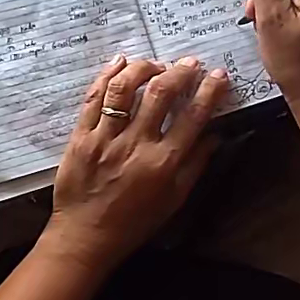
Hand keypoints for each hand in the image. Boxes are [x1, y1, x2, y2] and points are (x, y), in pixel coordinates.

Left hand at [42, 54, 227, 269]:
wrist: (85, 236)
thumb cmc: (135, 222)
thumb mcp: (174, 199)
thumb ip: (196, 165)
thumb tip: (216, 135)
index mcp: (163, 163)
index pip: (193, 117)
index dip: (209, 91)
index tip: (218, 74)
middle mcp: (135, 145)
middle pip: (160, 94)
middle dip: (179, 72)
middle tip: (189, 62)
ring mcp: (104, 138)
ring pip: (124, 89)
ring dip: (143, 68)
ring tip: (155, 64)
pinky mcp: (80, 136)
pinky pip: (94, 98)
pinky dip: (107, 75)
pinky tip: (119, 62)